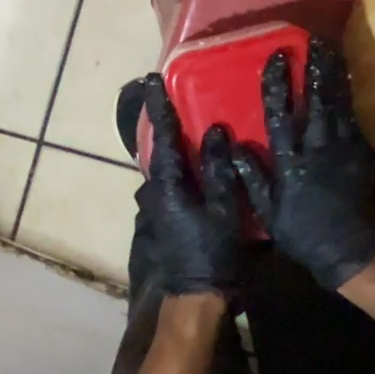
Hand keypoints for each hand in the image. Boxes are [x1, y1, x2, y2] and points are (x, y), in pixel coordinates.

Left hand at [133, 75, 245, 293]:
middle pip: (159, 146)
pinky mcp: (168, 213)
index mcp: (168, 184)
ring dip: (173, 141)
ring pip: (165, 162)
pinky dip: (181, 160)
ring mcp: (160, 203)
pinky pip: (173, 176)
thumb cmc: (212, 251)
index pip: (163, 136)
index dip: (158, 107)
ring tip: (187, 119)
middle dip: (163, 120)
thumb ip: (218, 168)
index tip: (151, 80)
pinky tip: (196, 156)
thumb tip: (215, 130)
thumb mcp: (222, 208)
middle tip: (169, 93)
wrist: (198, 293)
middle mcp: (157, 189)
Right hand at [231, 37, 374, 289]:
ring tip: (332, 50)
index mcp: (289, 161)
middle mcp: (316, 148)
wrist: (350, 250)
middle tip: (315, 41)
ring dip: (335, 75)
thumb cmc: (302, 232)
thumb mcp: (267, 210)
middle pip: (316, 100)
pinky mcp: (361, 154)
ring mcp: (342, 149)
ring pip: (338, 104)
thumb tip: (235, 145)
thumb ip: (251, 177)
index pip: (280, 113)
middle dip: (314, 68)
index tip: (278, 57)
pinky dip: (350, 96)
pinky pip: (355, 118)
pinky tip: (348, 81)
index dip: (278, 83)